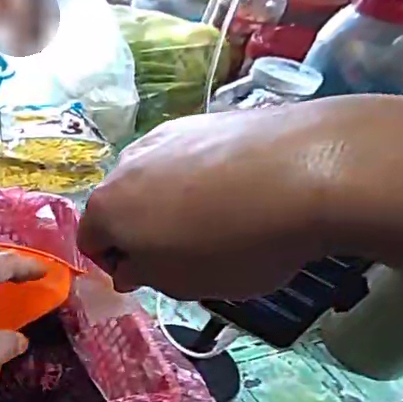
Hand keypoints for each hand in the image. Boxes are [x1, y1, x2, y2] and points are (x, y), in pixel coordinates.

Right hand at [77, 96, 402, 300]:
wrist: (312, 170)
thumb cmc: (232, 244)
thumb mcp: (180, 284)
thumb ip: (142, 276)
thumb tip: (128, 267)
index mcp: (108, 206)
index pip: (90, 242)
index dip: (116, 266)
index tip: (150, 279)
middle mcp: (128, 162)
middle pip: (122, 205)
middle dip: (142, 232)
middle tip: (184, 254)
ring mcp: (171, 133)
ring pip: (157, 179)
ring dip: (173, 203)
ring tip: (219, 222)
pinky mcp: (212, 117)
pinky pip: (194, 158)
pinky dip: (205, 179)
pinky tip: (242, 193)